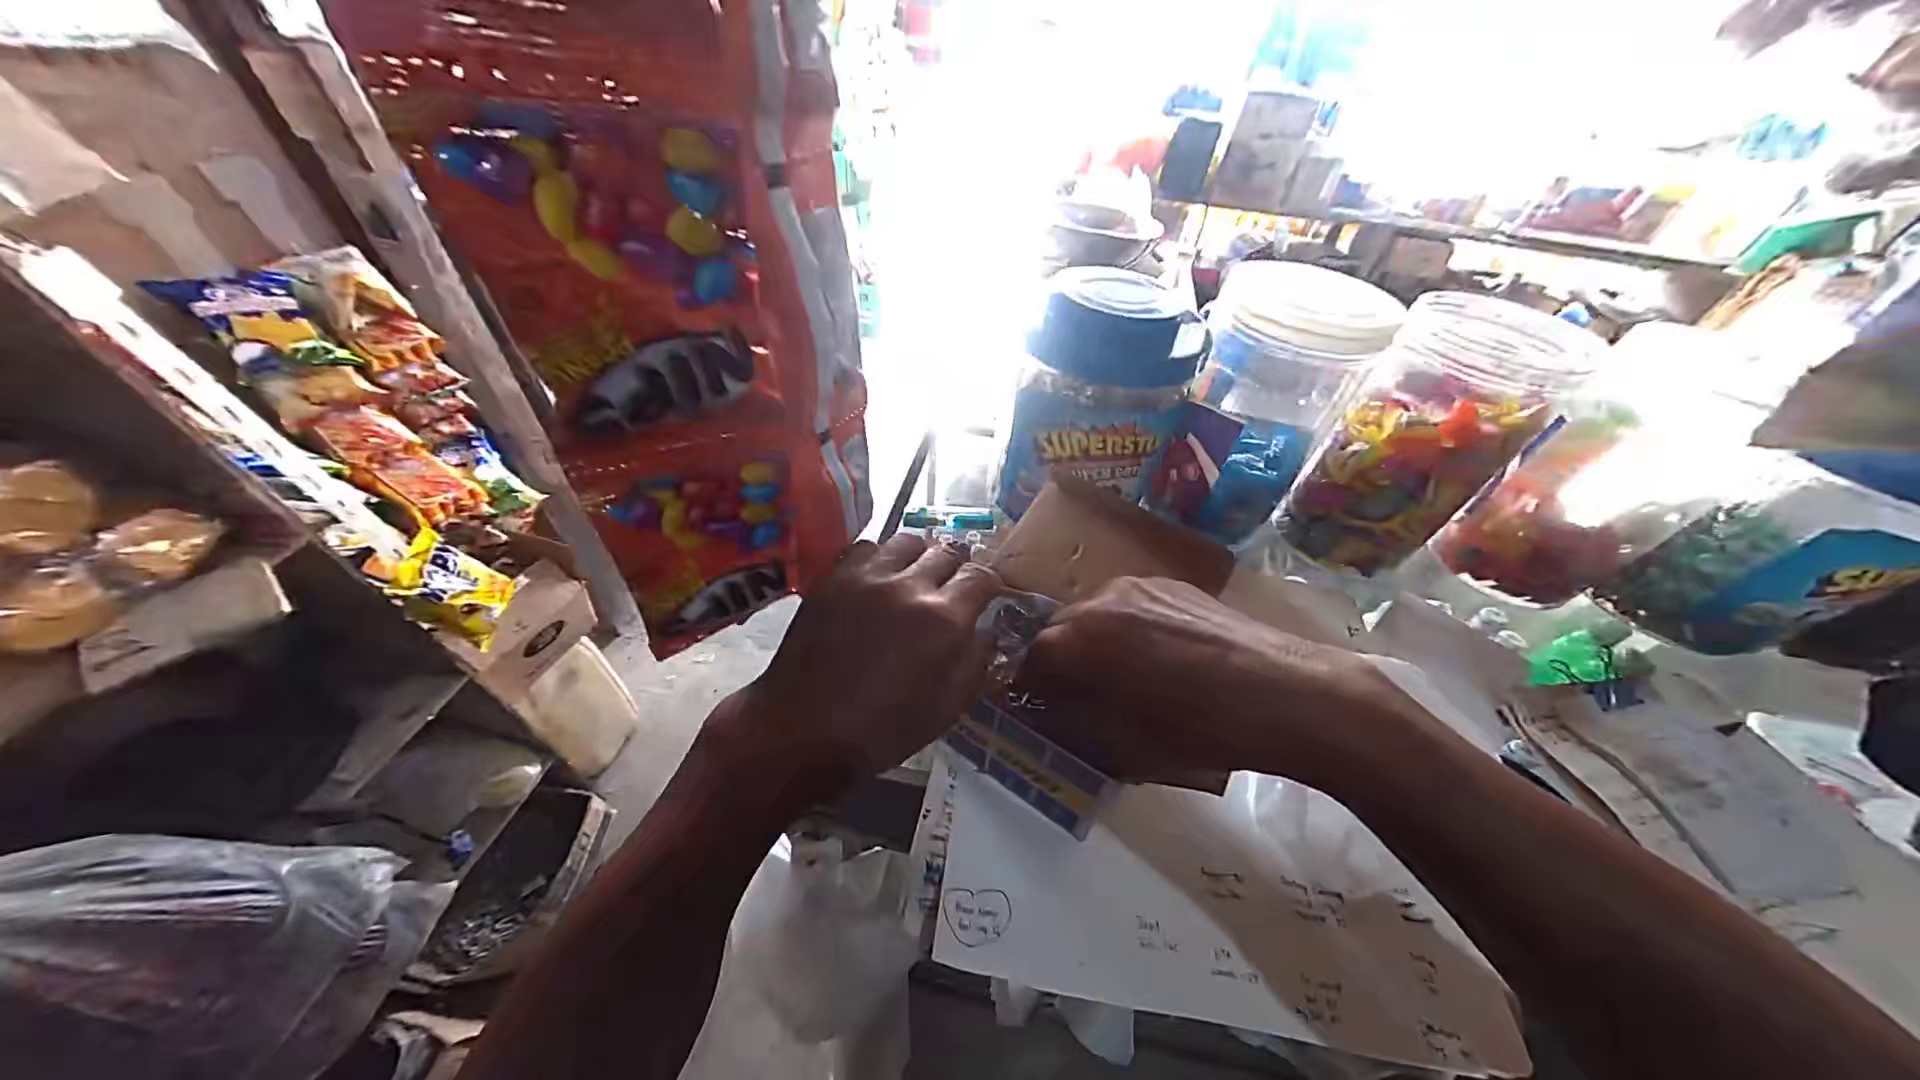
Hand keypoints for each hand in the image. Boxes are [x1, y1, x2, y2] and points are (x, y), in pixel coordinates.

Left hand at [720, 534, 1001, 794]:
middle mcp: (908, 586)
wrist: (804, 730)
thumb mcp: (947, 707)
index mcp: (943, 620)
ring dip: (920, 557)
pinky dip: (881, 558)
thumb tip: (986, 631)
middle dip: (958, 568)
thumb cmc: (882, 730)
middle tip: (952, 588)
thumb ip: (975, 661)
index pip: (981, 576)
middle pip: (947, 552)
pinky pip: (868, 548)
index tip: (987, 594)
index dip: (990, 583)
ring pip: (908, 542)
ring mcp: (867, 577)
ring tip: (916, 578)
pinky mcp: (834, 577)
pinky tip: (878, 581)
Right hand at [1019, 577, 1404, 788]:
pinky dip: (1127, 627)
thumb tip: (1052, 711)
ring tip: (1125, 674)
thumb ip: (1074, 720)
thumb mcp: (1123, 745)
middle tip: (1080, 694)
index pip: (1029, 663)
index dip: (1031, 690)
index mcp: (1075, 642)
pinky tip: (1160, 655)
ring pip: (1094, 614)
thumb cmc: (1200, 732)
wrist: (1287, 695)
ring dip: (1094, 642)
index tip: (1041, 708)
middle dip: (1061, 662)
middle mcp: (1097, 601)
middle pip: (1058, 632)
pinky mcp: (1170, 583)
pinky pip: (1128, 605)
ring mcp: (1136, 586)